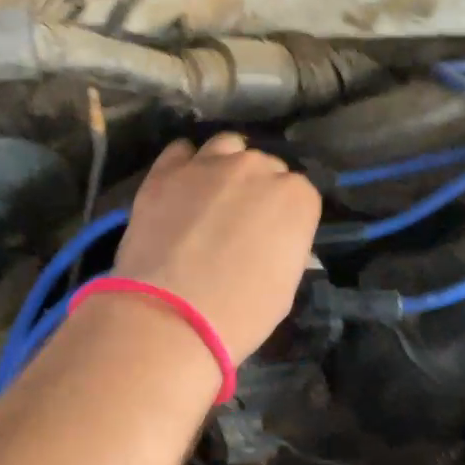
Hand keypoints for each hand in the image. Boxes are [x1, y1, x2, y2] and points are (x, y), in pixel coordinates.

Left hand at [110, 133, 320, 362]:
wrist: (169, 317)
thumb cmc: (239, 314)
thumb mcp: (284, 290)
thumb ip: (286, 252)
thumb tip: (276, 245)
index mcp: (296, 198)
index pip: (299, 194)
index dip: (284, 217)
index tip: (271, 239)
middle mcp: (256, 168)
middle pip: (263, 167)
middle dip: (255, 191)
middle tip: (238, 224)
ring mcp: (207, 165)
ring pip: (225, 147)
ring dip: (224, 166)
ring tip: (210, 198)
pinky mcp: (164, 173)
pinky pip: (179, 152)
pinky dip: (183, 166)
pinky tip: (179, 188)